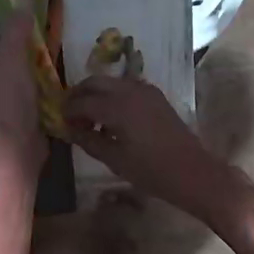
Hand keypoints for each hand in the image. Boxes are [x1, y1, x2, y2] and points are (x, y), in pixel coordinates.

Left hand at [0, 8, 47, 173]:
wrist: (19, 147)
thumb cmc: (8, 101)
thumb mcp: (11, 60)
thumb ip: (15, 29)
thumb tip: (22, 0)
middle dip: (11, 20)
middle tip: (31, 1)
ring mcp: (0, 84)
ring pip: (13, 53)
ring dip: (27, 37)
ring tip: (45, 17)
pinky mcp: (18, 96)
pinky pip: (27, 69)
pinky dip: (37, 56)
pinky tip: (52, 46)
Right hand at [64, 74, 244, 219]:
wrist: (192, 171)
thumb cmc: (151, 170)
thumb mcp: (114, 159)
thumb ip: (89, 140)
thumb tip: (70, 130)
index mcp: (117, 107)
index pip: (82, 101)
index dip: (68, 111)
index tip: (62, 123)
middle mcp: (130, 91)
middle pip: (94, 82)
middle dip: (79, 95)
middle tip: (71, 115)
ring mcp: (145, 90)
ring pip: (111, 82)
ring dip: (96, 94)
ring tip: (91, 119)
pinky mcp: (155, 96)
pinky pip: (126, 87)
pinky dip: (113, 96)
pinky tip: (112, 119)